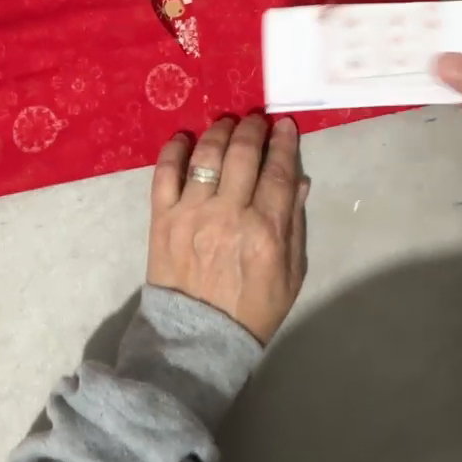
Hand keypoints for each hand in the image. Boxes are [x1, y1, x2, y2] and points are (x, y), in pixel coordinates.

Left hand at [148, 115, 309, 344]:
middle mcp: (228, 214)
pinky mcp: (162, 218)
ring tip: (227, 124)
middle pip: (242, 153)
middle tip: (256, 120)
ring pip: (206, 155)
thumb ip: (294, 224)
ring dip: (219, 132)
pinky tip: (186, 138)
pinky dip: (175, 150)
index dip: (283, 142)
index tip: (284, 125)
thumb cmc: (252, 309)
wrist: (197, 340)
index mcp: (265, 231)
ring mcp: (191, 214)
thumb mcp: (291, 274)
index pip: (278, 171)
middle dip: (253, 129)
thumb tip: (299, 179)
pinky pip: (164, 173)